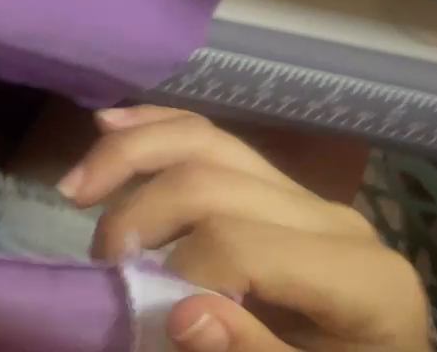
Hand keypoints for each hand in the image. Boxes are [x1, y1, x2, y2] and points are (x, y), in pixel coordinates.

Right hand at [58, 106, 429, 351]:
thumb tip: (182, 315)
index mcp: (362, 279)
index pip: (243, 245)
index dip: (181, 271)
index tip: (149, 312)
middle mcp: (333, 218)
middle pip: (212, 181)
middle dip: (138, 212)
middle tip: (99, 259)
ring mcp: (302, 194)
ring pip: (201, 140)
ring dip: (128, 153)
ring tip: (75, 188)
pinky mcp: (274, 183)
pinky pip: (207, 135)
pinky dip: (152, 124)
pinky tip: (107, 123)